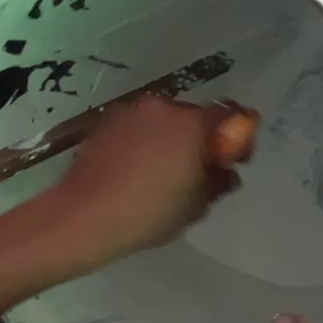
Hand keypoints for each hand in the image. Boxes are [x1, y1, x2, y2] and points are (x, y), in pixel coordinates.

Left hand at [48, 95, 255, 266]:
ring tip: (162, 172)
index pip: (229, 114)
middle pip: (193, 116)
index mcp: (191, 123)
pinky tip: (134, 169)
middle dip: (200, 138)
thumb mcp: (196, 205)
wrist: (84, 215)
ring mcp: (130, 111)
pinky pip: (136, 127)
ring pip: (161, 121)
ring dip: (169, 138)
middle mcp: (162, 107)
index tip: (234, 159)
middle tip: (196, 170)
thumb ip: (219, 181)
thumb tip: (225, 171)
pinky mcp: (105, 122)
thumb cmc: (149, 212)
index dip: (238, 134)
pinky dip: (143, 140)